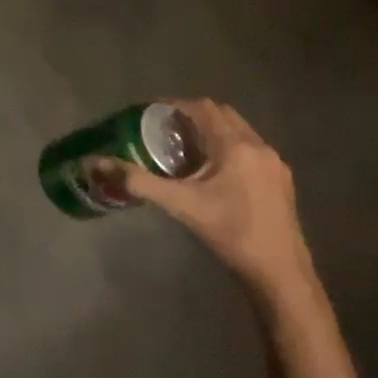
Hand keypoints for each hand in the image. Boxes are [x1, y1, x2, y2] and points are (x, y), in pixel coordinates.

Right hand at [113, 99, 311, 290]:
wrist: (279, 272)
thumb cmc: (230, 233)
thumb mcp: (180, 205)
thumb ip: (138, 181)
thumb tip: (96, 163)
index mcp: (236, 146)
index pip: (203, 108)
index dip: (175, 105)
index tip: (150, 115)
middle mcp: (259, 147)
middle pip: (222, 114)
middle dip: (192, 116)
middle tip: (165, 131)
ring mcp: (274, 164)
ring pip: (238, 131)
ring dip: (211, 131)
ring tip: (184, 149)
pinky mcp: (281, 180)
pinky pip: (250, 148)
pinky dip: (228, 147)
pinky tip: (212, 172)